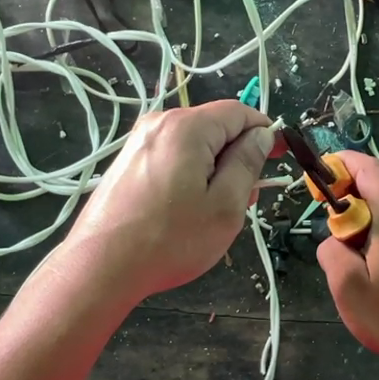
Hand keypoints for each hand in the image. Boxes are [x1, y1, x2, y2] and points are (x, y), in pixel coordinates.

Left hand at [62, 100, 275, 301]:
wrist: (99, 268)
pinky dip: (190, 175)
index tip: (279, 157)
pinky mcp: (127, 163)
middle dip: (237, 156)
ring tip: (215, 212)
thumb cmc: (169, 240)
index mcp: (186, 127)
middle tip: (246, 199)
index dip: (264, 131)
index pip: (238, 112)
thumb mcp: (224, 206)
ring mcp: (138, 142)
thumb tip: (261, 136)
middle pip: (214, 127)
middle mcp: (159, 124)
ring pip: (193, 145)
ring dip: (214, 169)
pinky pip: (172, 157)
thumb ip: (247, 164)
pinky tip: (188, 210)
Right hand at [316, 151, 378, 379]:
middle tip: (328, 218)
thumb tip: (334, 238)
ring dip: (366, 207)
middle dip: (349, 187)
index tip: (317, 183)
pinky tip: (374, 254)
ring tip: (349, 242)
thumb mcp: (347, 288)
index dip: (338, 165)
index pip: (366, 166)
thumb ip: (331, 250)